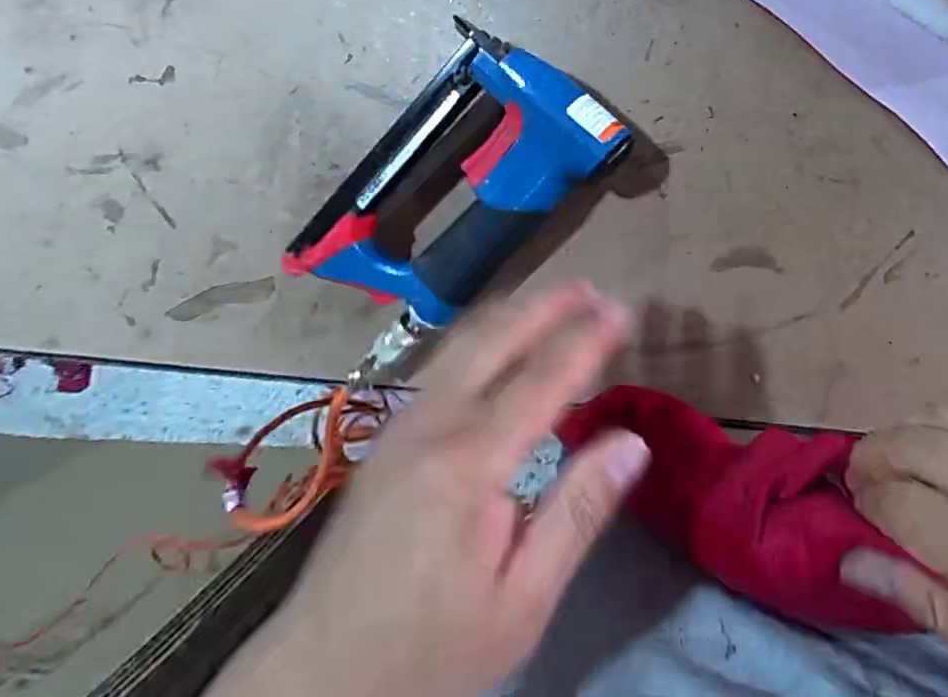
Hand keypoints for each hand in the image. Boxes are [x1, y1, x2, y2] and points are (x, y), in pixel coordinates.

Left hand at [208, 283, 648, 696]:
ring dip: (513, 313)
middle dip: (546, 306)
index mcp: (468, 465)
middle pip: (493, 340)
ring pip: (460, 344)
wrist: (315, 678)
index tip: (624, 309)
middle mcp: (430, 428)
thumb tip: (632, 444)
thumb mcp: (522, 601)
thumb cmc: (431, 649)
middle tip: (592, 289)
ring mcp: (400, 427)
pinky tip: (501, 341)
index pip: (542, 379)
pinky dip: (483, 336)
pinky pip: (442, 365)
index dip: (587, 338)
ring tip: (556, 300)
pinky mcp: (386, 439)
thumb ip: (578, 513)